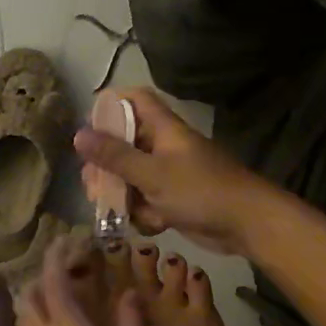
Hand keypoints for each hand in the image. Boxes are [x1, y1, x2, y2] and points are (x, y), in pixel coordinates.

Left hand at [14, 239, 149, 325]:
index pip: (53, 278)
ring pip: (23, 317)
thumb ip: (131, 324)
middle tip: (71, 274)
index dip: (59, 255)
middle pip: (30, 293)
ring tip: (64, 301)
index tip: (70, 242)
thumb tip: (127, 294)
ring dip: (38, 301)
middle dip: (45, 276)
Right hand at [73, 88, 276, 254]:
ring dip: (124, 197)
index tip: (88, 127)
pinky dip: (146, 214)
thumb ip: (114, 156)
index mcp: (164, 129)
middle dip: (107, 167)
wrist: (246, 224)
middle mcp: (165, 148)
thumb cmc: (200, 191)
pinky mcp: (174, 201)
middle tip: (93, 185)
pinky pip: (147, 202)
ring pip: (132, 179)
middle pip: (125, 145)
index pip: (135, 100)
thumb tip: (78, 136)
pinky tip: (154, 225)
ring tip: (120, 212)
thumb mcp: (152, 174)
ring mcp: (170, 175)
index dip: (111, 105)